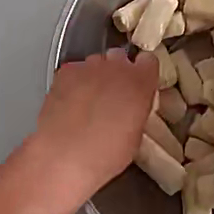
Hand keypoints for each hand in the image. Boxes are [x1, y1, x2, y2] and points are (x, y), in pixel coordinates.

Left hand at [27, 49, 158, 200]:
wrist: (64, 156)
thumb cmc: (105, 154)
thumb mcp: (135, 136)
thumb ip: (138, 111)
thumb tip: (132, 109)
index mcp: (140, 81)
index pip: (149, 61)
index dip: (143, 73)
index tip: (139, 84)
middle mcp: (116, 67)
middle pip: (119, 58)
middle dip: (117, 73)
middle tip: (112, 97)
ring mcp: (89, 67)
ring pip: (96, 63)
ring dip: (95, 77)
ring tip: (87, 103)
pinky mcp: (65, 72)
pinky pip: (74, 71)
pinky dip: (73, 82)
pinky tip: (70, 103)